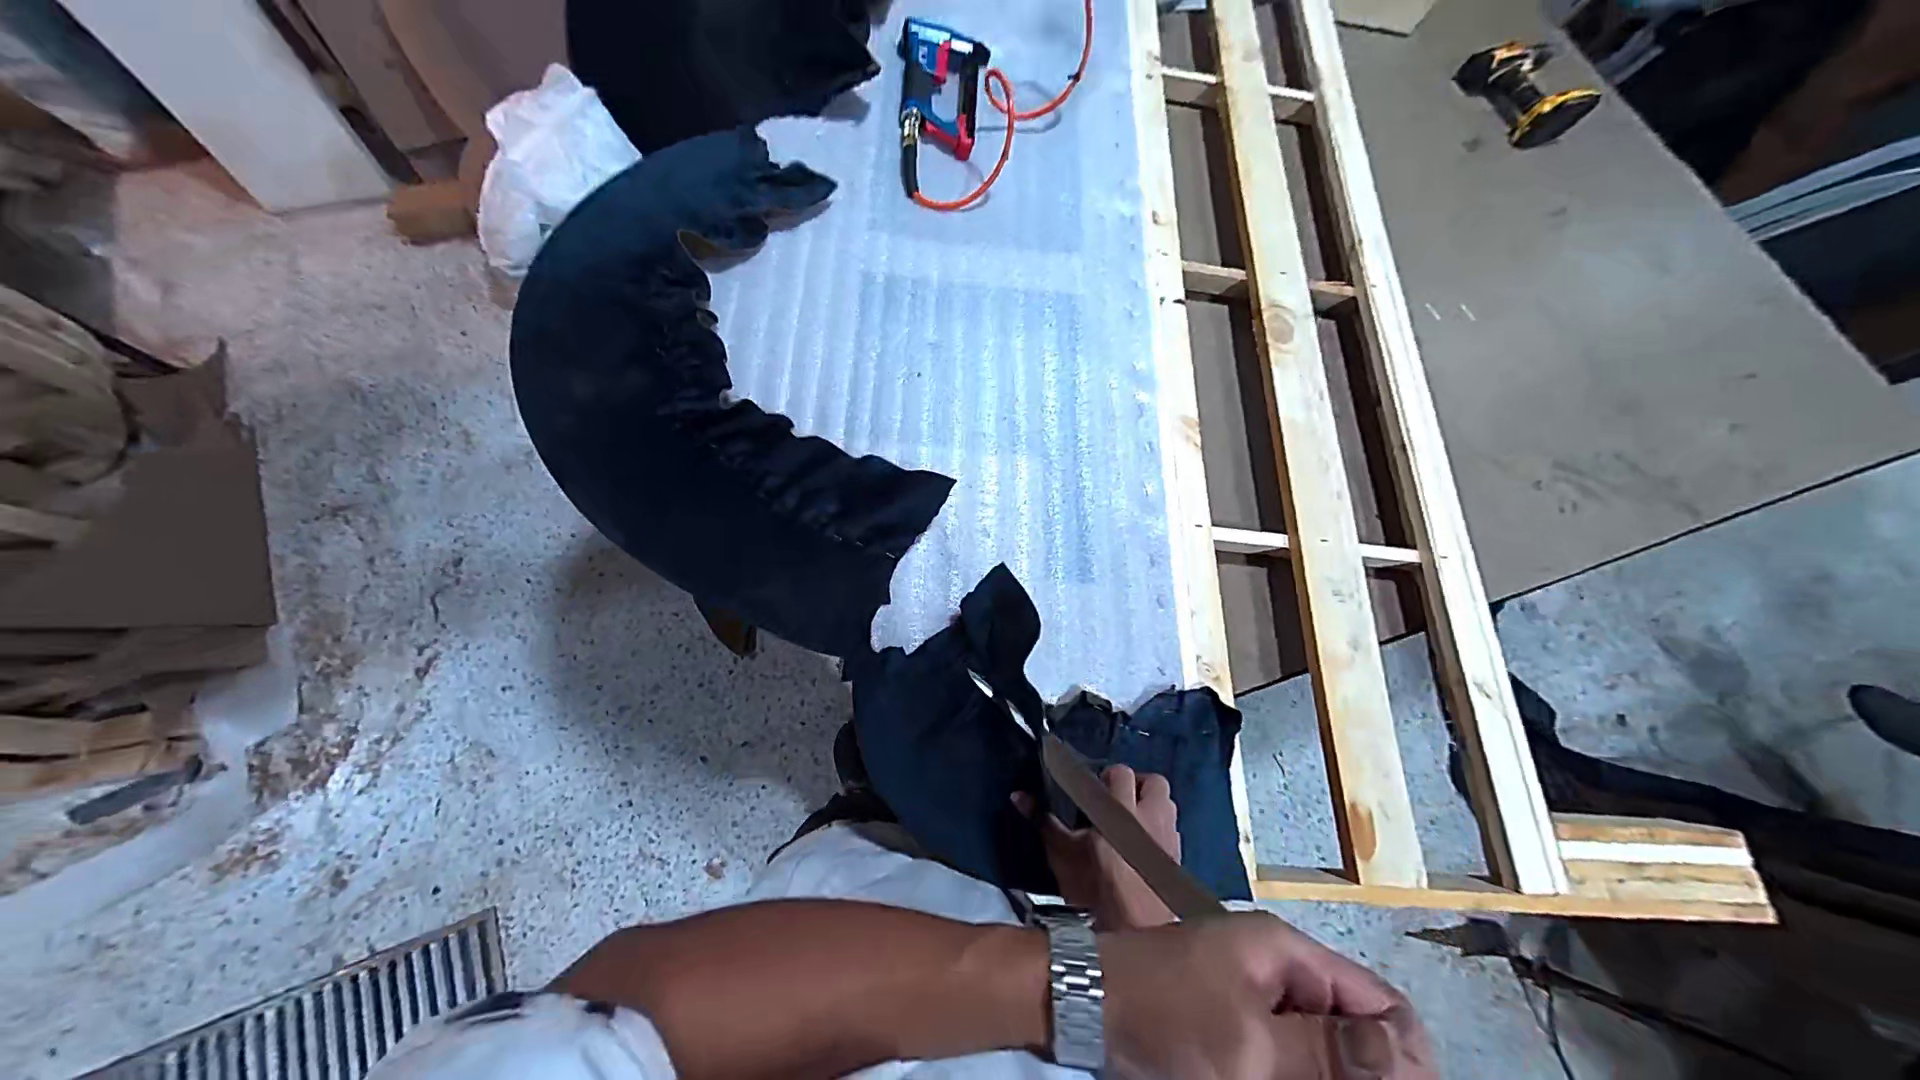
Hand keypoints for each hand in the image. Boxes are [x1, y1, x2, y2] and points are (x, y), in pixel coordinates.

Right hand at [1013, 764, 1179, 929]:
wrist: (1135, 929)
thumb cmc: (1096, 888)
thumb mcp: (1062, 852)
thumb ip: (1043, 821)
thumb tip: (1019, 795)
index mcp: (1122, 808)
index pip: (1120, 772)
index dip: (1105, 776)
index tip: (1090, 788)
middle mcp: (1152, 816)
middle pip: (1153, 781)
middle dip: (1136, 784)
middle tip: (1115, 798)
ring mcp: (1169, 836)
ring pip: (1167, 804)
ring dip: (1151, 804)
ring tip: (1130, 819)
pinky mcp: (1179, 857)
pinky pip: (1171, 830)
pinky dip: (1159, 829)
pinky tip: (1142, 845)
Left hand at [1099, 912, 1436, 1078]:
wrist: (1084, 1001)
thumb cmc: (1166, 1015)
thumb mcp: (1253, 1043)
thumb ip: (1331, 1053)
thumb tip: (1413, 1054)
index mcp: (1286, 952)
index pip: (1379, 1001)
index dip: (1404, 1057)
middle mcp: (1273, 964)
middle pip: (1350, 1026)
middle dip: (1361, 1070)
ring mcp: (1248, 989)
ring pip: (1315, 1042)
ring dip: (1324, 1071)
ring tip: (1289, 1079)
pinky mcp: (1227, 1016)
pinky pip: (1280, 1048)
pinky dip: (1289, 1069)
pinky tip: (1274, 1077)